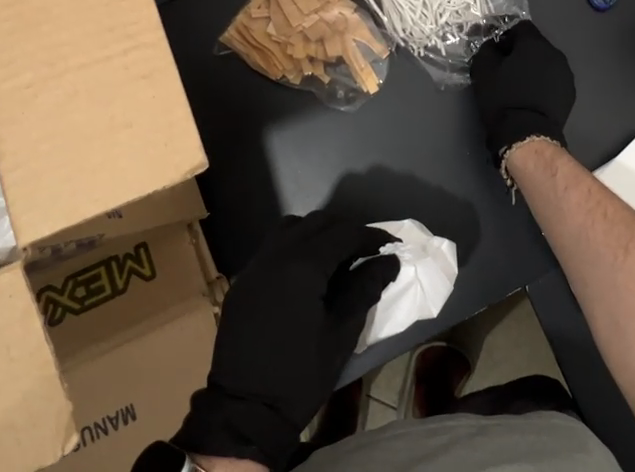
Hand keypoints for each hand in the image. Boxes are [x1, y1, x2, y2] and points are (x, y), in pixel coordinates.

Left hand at [170, 212, 398, 469]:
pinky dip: (295, 245)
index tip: (391, 245)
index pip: (344, 234)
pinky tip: (307, 271)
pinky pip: (272, 247)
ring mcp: (254, 267)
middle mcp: (275, 256)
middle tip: (367, 250)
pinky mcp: (243, 281)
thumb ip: (366, 289)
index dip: (371, 236)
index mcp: (302, 267)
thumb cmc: (300, 375)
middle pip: (317, 223)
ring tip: (337, 255)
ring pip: (291, 228)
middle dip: (346, 231)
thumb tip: (390, 261)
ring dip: (318, 233)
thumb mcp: (342, 334)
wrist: (244, 411)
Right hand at [470, 21, 575, 170]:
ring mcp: (566, 74)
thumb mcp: (483, 70)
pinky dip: (544, 83)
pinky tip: (532, 98)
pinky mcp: (570, 93)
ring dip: (534, 67)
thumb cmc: (503, 99)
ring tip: (520, 86)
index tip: (497, 52)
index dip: (506, 36)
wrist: (526, 134)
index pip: (521, 26)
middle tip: (505, 69)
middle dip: (521, 52)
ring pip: (546, 62)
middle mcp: (555, 53)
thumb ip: (486, 48)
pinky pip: (554, 79)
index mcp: (535, 44)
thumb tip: (492, 42)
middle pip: (535, 44)